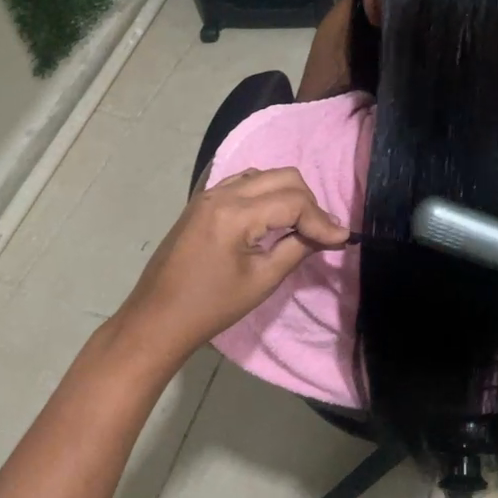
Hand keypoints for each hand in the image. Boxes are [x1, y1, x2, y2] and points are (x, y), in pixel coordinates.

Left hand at [115, 168, 350, 356]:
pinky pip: (244, 182)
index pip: (293, 202)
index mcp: (235, 214)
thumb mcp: (261, 281)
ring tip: (301, 223)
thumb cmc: (210, 308)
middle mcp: (222, 194)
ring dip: (288, 193)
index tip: (341, 238)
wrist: (155, 322)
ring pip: (264, 175)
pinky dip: (266, 192)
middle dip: (309, 201)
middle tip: (322, 231)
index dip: (321, 220)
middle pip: (283, 177)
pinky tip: (272, 215)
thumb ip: (298, 249)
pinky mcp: (202, 202)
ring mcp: (209, 195)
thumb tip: (330, 234)